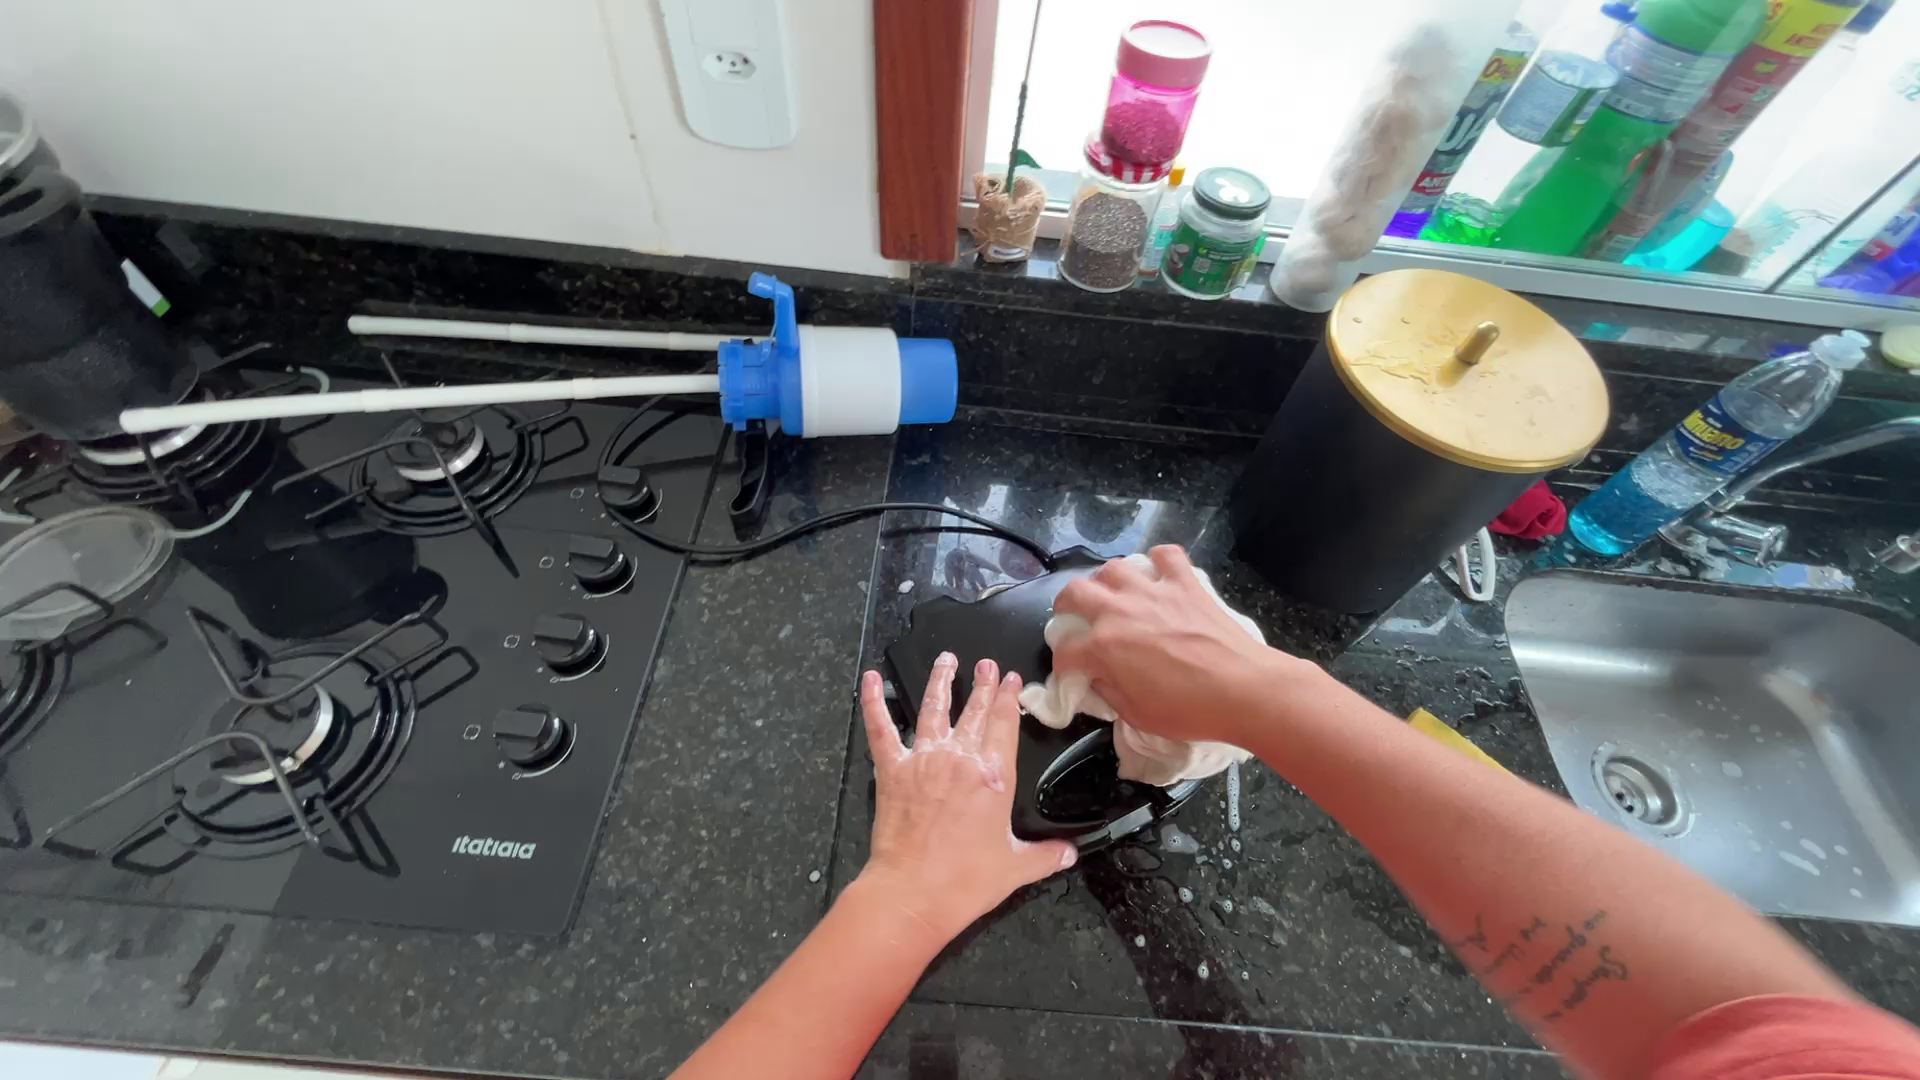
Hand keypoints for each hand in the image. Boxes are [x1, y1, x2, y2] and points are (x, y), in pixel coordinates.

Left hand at [856, 654, 1077, 943]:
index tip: (1012, 678)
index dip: (1009, 698)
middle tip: (988, 664)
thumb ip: (1045, 855)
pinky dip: (874, 702)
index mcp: (993, 775)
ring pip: (934, 709)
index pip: (1004, 724)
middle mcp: (960, 758)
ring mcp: (923, 759)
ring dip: (941, 681)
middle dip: (983, 684)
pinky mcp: (892, 770)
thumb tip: (1070, 852)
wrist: (913, 893)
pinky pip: (881, 729)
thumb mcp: (1015, 868)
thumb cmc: (966, 881)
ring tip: (947, 659)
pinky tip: (871, 679)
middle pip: (974, 711)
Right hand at [1051, 545, 1310, 744]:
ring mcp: (1153, 591)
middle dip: (1066, 606)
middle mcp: (1119, 610)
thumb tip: (1097, 677)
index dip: (1063, 662)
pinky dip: (1158, 561)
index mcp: (1103, 647)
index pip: (1065, 650)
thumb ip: (1108, 691)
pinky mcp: (1184, 583)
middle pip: (1074, 593)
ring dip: (1106, 580)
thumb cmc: (1189, 710)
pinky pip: (1165, 555)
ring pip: (1114, 568)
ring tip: (1112, 593)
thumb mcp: (1136, 715)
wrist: (1244, 690)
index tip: (1071, 671)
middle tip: (1073, 616)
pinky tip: (1158, 574)